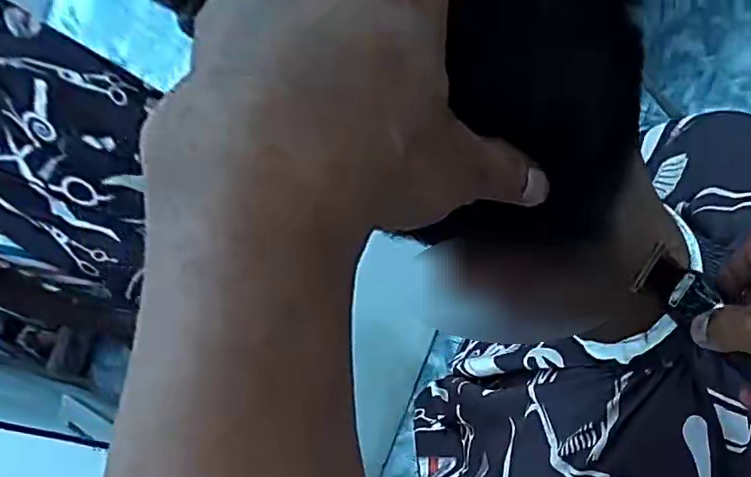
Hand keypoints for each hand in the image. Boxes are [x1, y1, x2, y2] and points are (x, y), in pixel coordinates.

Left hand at [142, 0, 545, 248]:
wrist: (264, 173)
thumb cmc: (376, 154)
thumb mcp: (457, 172)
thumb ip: (500, 171)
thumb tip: (535, 184)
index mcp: (403, 0)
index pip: (433, 2)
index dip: (441, 19)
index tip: (444, 36)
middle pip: (369, 7)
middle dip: (383, 30)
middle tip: (400, 70)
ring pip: (309, 12)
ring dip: (325, 37)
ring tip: (345, 90)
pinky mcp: (214, 26)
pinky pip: (256, 29)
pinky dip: (277, 58)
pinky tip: (295, 106)